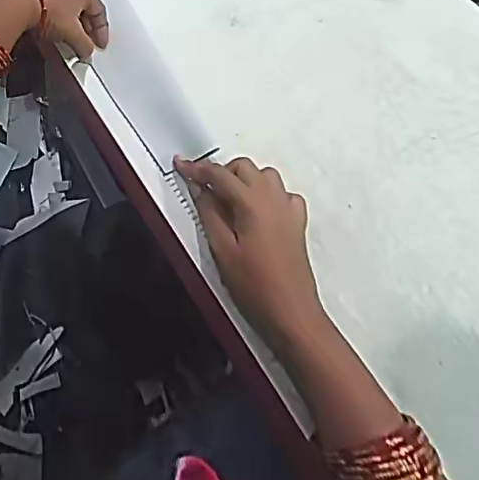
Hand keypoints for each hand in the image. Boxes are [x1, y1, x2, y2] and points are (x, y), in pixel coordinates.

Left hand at [26, 0, 108, 60]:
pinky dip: (55, 31)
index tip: (99, 45)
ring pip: (66, 17)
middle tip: (85, 47)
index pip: (99, 12)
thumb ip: (85, 45)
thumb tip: (86, 52)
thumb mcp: (74, 34)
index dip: (101, 31)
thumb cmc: (51, 11)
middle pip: (82, 13)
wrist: (21, 6)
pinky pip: (51, 18)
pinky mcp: (37, 1)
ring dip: (69, 33)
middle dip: (84, 33)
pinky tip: (52, 43)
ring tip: (68, 47)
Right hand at [175, 157, 324, 341]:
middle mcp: (273, 200)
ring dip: (245, 180)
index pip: (219, 174)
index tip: (181, 165)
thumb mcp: (221, 249)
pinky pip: (282, 194)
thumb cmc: (254, 286)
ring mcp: (288, 210)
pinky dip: (267, 194)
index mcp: (252, 204)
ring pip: (265, 175)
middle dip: (222, 172)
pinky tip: (256, 212)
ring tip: (229, 201)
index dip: (196, 168)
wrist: (291, 314)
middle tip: (205, 191)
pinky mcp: (297, 224)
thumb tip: (199, 189)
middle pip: (244, 167)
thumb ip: (208, 213)